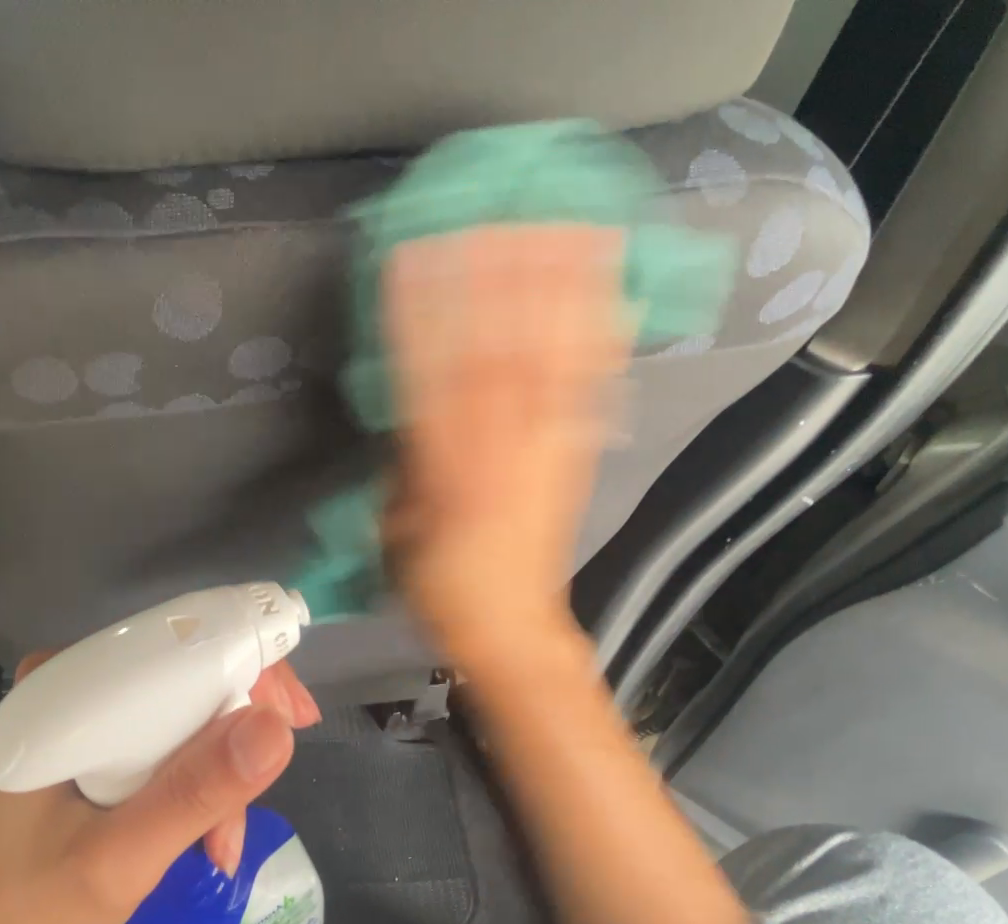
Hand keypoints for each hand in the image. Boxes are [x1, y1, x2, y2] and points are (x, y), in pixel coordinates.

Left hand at [0, 657, 318, 923]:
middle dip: (233, 740)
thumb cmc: (38, 901)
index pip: (168, 648)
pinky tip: (206, 838)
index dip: (240, 669)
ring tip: (221, 847)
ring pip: (182, 718)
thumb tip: (276, 726)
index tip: (294, 718)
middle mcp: (74, 686)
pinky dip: (196, 788)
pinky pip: (167, 746)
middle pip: (181, 681)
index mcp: (62, 687)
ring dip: (217, 777)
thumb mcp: (121, 855)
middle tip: (262, 795)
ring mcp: (86, 718)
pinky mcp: (97, 748)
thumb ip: (194, 794)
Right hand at [383, 224, 629, 673]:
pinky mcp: (577, 451)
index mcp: (447, 471)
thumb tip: (411, 396)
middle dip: (503, 279)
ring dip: (561, 290)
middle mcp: (503, 450)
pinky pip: (593, 388)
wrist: (509, 626)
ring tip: (567, 226)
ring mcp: (549, 447)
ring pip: (555, 359)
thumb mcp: (395, 524)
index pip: (430, 377)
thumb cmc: (437, 582)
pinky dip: (604, 335)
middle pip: (503, 353)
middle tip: (504, 213)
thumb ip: (405, 456)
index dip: (424, 312)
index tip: (417, 254)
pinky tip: (612, 291)